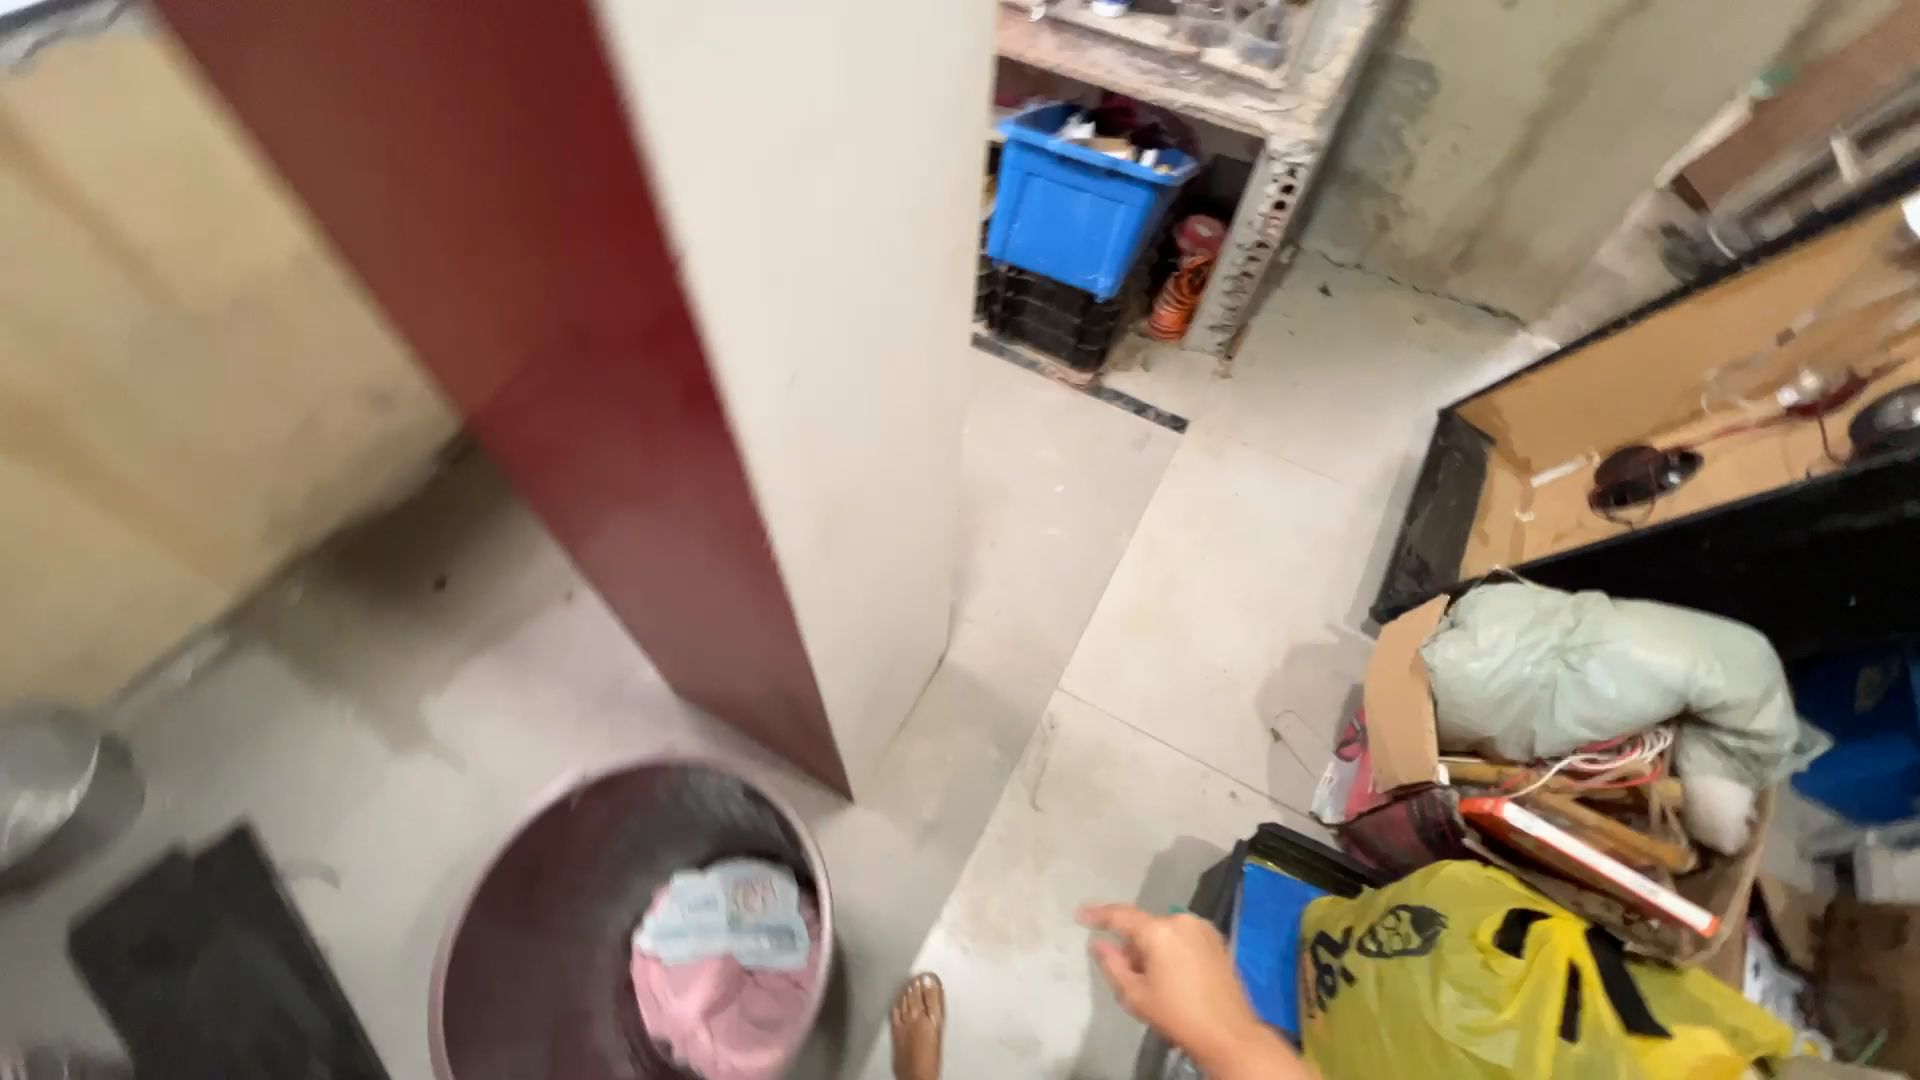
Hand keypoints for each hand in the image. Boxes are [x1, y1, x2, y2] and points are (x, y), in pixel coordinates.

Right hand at [1078, 903, 1267, 1066]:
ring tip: (1154, 979)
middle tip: (1128, 973)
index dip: (1098, 914)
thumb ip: (1113, 965)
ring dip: (1153, 947)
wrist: (1230, 1036)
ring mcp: (1201, 928)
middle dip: (1132, 945)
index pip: (1121, 915)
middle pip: (1144, 926)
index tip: (1080, 915)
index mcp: (1159, 931)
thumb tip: (1098, 943)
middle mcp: (1181, 920)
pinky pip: (1183, 936)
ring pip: (1164, 931)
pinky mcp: (1216, 939)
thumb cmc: (1179, 1016)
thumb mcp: (1136, 996)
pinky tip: (1174, 976)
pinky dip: (1172, 948)